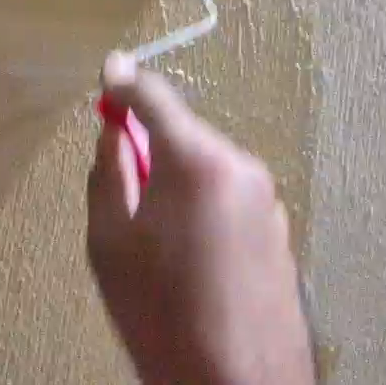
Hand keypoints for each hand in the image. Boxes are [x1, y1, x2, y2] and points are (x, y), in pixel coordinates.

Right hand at [87, 53, 313, 384]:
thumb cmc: (160, 312)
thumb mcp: (109, 237)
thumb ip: (109, 168)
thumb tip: (114, 127)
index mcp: (196, 161)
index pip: (153, 95)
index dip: (123, 80)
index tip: (106, 72)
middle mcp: (241, 168)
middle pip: (181, 131)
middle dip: (149, 142)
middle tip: (120, 183)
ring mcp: (268, 202)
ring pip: (204, 163)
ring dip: (175, 175)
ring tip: (154, 233)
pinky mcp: (279, 233)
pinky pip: (226, 194)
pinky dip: (200, 201)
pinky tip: (189, 254)